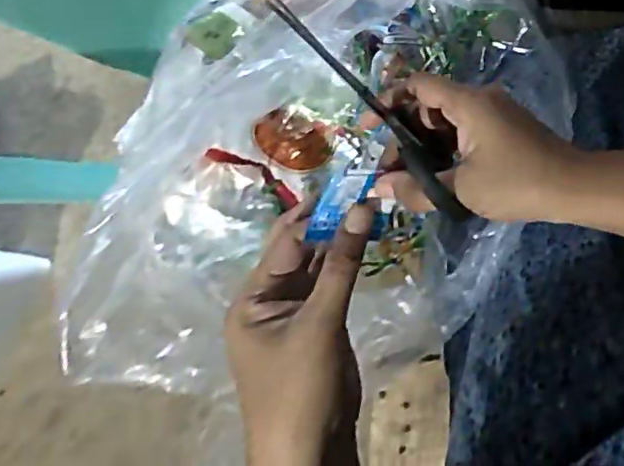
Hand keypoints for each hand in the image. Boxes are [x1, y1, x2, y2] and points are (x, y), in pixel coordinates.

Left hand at [225, 199, 373, 465]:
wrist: (309, 457)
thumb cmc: (300, 389)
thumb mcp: (320, 322)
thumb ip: (343, 262)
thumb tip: (363, 205)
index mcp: (251, 299)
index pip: (287, 243)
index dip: (319, 214)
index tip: (353, 186)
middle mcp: (268, 299)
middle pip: (300, 249)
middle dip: (330, 219)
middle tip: (364, 186)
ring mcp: (294, 312)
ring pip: (319, 263)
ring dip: (342, 237)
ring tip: (372, 203)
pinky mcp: (317, 323)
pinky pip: (331, 281)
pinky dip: (348, 261)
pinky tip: (369, 237)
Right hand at [368, 73, 583, 222]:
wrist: (571, 185)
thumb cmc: (516, 182)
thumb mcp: (461, 189)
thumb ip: (417, 188)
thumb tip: (379, 188)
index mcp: (468, 102)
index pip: (418, 84)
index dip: (387, 100)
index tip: (366, 127)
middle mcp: (479, 98)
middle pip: (429, 104)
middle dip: (403, 133)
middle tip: (387, 169)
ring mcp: (493, 111)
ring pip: (446, 120)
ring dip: (424, 144)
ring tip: (405, 178)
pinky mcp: (502, 127)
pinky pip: (463, 129)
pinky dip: (445, 147)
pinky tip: (434, 175)